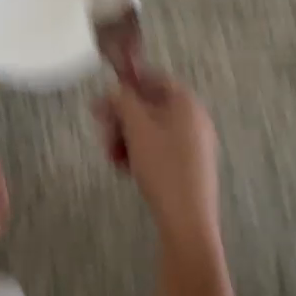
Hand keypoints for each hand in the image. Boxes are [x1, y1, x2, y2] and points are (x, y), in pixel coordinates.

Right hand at [94, 73, 220, 253]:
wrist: (186, 218)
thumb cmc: (161, 165)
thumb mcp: (136, 126)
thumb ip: (123, 99)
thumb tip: (116, 89)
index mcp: (186, 104)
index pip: (154, 78)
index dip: (127, 83)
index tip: (105, 95)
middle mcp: (193, 119)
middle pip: (148, 105)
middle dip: (121, 116)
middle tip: (101, 129)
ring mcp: (193, 143)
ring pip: (149, 128)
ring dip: (125, 136)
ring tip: (111, 154)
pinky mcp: (187, 164)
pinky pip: (157, 146)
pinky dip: (138, 151)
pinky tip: (125, 166)